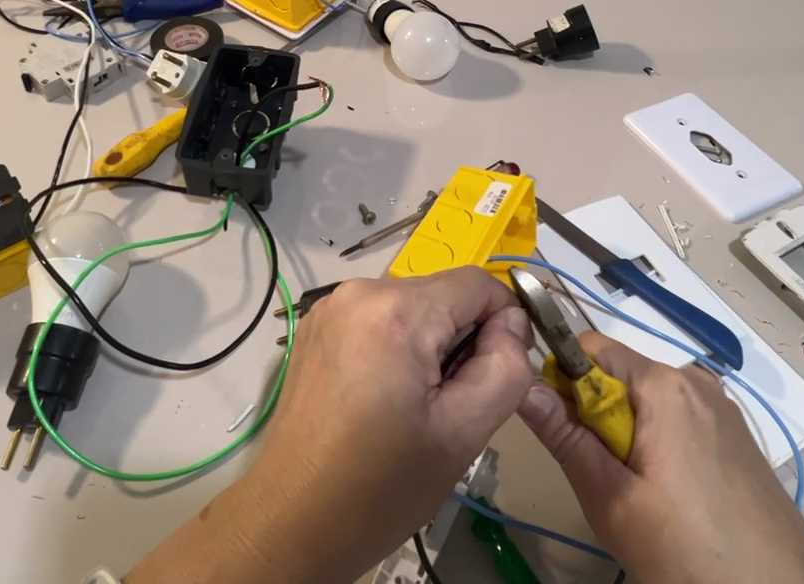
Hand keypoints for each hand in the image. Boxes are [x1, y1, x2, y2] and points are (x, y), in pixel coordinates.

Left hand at [130, 267, 533, 582]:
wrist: (291, 519)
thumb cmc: (381, 486)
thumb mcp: (463, 434)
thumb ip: (505, 369)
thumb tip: (511, 325)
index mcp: (396, 311)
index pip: (478, 283)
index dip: (503, 322)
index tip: (496, 372)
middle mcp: (358, 291)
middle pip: (442, 294)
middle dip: (462, 338)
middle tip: (451, 403)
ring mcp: (331, 306)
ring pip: (412, 305)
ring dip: (429, 344)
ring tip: (415, 405)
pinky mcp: (316, 326)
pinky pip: (378, 317)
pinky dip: (396, 346)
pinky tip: (384, 397)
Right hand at [517, 331, 803, 583]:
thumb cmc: (691, 552)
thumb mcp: (613, 499)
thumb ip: (565, 437)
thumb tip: (522, 385)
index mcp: (665, 385)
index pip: (590, 348)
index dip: (562, 380)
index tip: (557, 430)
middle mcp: (695, 383)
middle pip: (619, 377)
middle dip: (596, 417)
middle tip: (600, 480)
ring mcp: (720, 411)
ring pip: (646, 405)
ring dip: (625, 437)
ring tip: (636, 498)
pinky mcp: (735, 440)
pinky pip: (676, 423)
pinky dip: (658, 449)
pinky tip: (669, 502)